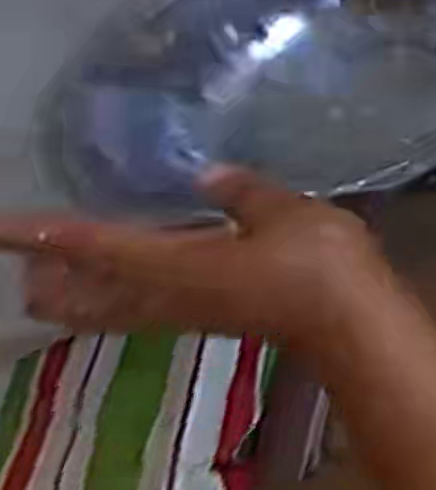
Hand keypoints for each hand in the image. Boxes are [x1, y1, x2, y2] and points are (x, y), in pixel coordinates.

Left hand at [0, 166, 395, 350]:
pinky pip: (127, 306)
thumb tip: (207, 173)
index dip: (36, 232)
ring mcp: (176, 311)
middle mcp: (154, 294)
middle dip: (44, 267)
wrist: (345, 313)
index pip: (83, 246)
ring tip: (96, 247)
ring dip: (75, 282)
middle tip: (54, 234)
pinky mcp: (201, 316)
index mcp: (166, 265)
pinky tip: (160, 259)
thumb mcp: (291, 213)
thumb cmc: (315, 260)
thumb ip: (247, 194)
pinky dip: (117, 285)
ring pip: (90, 306)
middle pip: (62, 294)